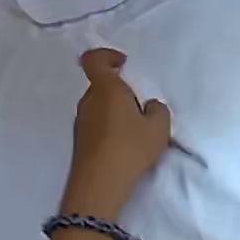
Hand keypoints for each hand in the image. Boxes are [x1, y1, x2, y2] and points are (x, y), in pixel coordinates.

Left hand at [60, 49, 171, 219]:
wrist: (100, 185)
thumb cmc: (130, 148)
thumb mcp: (159, 128)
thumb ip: (158, 110)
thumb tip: (149, 106)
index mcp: (105, 89)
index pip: (94, 59)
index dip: (107, 55)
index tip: (124, 64)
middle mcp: (88, 101)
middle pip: (101, 85)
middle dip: (121, 91)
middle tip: (141, 108)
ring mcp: (81, 122)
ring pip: (99, 106)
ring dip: (116, 112)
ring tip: (136, 132)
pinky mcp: (80, 142)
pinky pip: (97, 124)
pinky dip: (110, 128)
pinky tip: (125, 147)